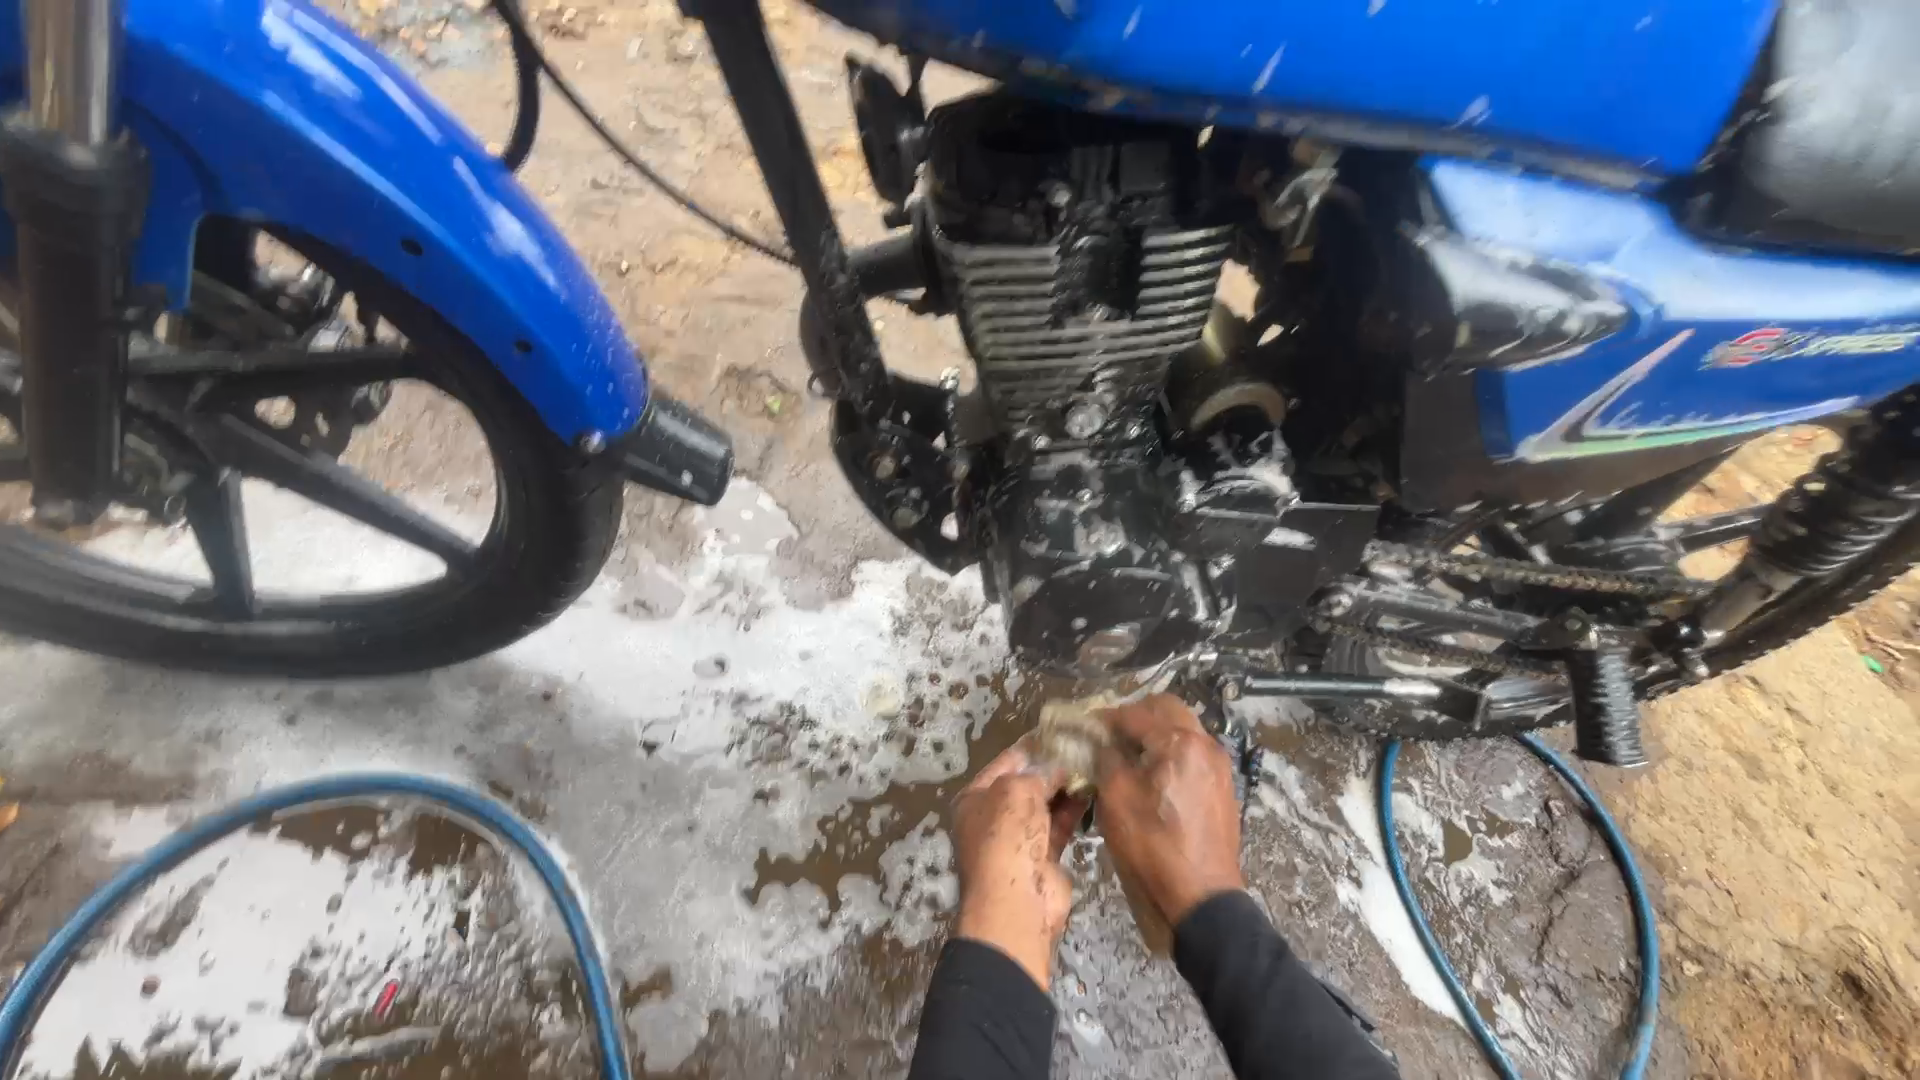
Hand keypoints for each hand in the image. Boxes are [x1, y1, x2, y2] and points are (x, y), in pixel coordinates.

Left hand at [951, 740, 1089, 988]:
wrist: (1017, 902)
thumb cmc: (1006, 836)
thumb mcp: (1017, 790)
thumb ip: (1038, 772)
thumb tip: (1059, 766)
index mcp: (976, 797)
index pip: (1007, 761)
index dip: (1034, 746)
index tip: (1062, 732)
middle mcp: (994, 816)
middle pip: (1027, 783)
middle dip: (1052, 768)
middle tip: (1084, 747)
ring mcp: (1019, 838)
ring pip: (1045, 805)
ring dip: (1066, 787)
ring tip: (1093, 764)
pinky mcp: (1043, 857)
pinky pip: (1059, 826)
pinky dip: (1073, 810)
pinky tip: (1093, 791)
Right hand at [1094, 695, 1245, 927]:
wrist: (1201, 898)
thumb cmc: (1153, 847)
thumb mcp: (1116, 800)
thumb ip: (1106, 759)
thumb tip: (1102, 742)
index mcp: (1179, 743)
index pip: (1134, 714)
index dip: (1105, 718)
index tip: (1085, 726)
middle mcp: (1205, 743)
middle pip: (1166, 709)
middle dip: (1135, 716)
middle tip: (1109, 734)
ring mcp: (1219, 764)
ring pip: (1183, 727)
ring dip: (1155, 732)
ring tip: (1129, 755)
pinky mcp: (1223, 784)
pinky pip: (1194, 751)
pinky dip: (1172, 750)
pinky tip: (1153, 774)